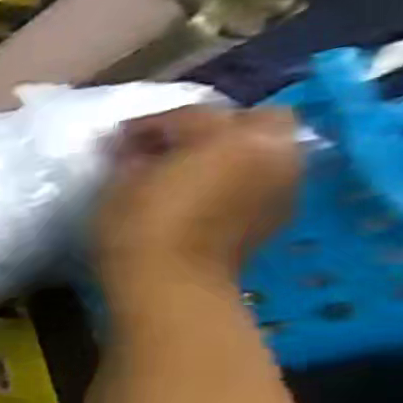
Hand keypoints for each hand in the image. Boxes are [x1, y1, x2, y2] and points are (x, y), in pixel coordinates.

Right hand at [95, 105, 302, 291]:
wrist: (171, 287)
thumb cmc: (137, 231)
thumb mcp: (120, 186)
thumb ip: (132, 156)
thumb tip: (132, 146)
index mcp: (228, 137)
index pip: (189, 115)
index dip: (150, 125)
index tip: (120, 138)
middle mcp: (270, 150)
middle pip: (256, 119)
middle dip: (218, 126)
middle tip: (175, 145)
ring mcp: (283, 182)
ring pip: (268, 147)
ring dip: (236, 151)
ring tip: (194, 169)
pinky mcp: (278, 212)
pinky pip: (265, 178)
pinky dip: (243, 177)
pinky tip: (210, 192)